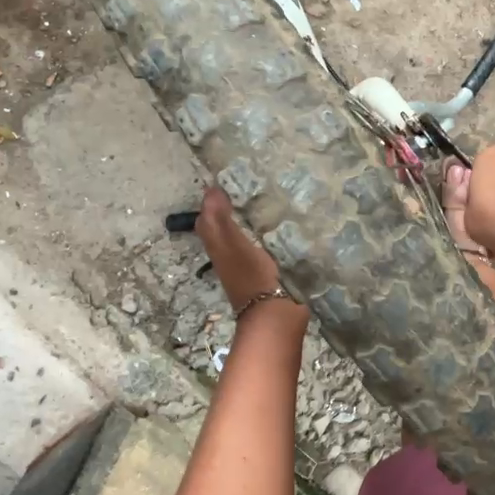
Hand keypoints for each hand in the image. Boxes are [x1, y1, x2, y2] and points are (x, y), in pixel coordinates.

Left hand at [192, 187, 306, 331]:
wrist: (275, 316)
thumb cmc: (253, 277)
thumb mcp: (234, 246)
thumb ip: (221, 221)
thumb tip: (209, 191)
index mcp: (220, 248)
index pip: (209, 219)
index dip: (213, 200)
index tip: (229, 178)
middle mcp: (232, 255)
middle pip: (227, 228)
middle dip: (234, 207)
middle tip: (252, 185)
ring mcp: (252, 264)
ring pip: (246, 236)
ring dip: (254, 220)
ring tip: (271, 200)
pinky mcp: (271, 271)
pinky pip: (266, 246)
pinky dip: (270, 234)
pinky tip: (285, 226)